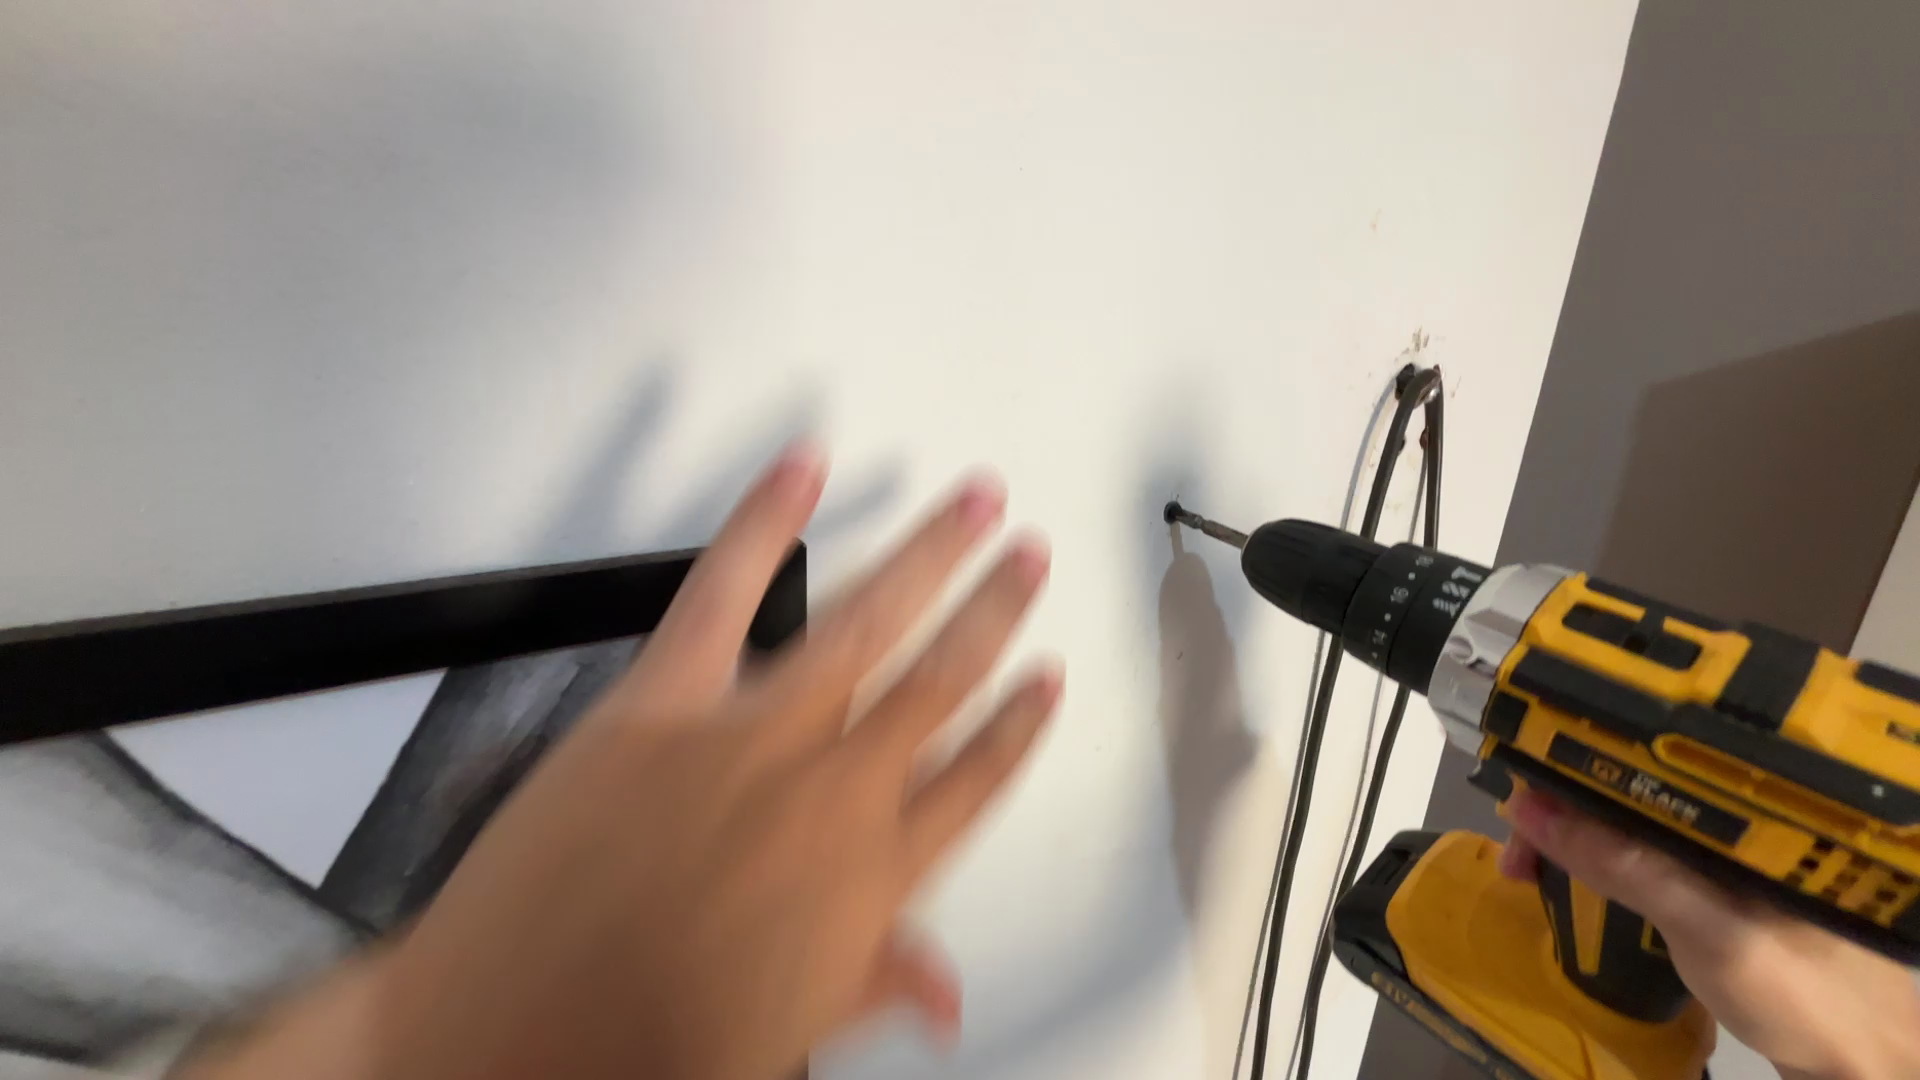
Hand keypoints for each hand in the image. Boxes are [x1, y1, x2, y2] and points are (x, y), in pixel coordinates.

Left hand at [181, 443, 1061, 1079]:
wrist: (505, 1043)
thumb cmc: (656, 1047)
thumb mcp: (796, 1024)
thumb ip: (882, 980)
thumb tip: (948, 997)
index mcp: (874, 870)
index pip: (978, 779)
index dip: (1020, 725)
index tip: (1048, 676)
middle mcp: (837, 788)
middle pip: (943, 679)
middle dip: (996, 610)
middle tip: (1032, 554)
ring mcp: (756, 732)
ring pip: (869, 623)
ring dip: (932, 554)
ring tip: (977, 502)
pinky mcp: (669, 697)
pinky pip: (725, 591)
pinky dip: (763, 522)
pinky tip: (804, 469)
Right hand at [1499, 790, 1919, 1079]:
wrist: (1863, 1074)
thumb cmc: (1805, 997)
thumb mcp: (1711, 930)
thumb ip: (1623, 866)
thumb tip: (1525, 807)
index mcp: (1743, 812)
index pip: (1638, 760)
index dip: (1569, 766)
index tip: (1520, 797)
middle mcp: (1725, 820)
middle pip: (1614, 790)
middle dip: (1553, 813)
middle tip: (1515, 858)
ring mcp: (1711, 852)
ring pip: (1611, 820)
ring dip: (1559, 838)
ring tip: (1524, 872)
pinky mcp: (1699, 880)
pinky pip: (1622, 850)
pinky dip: (1582, 859)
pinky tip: (1559, 878)